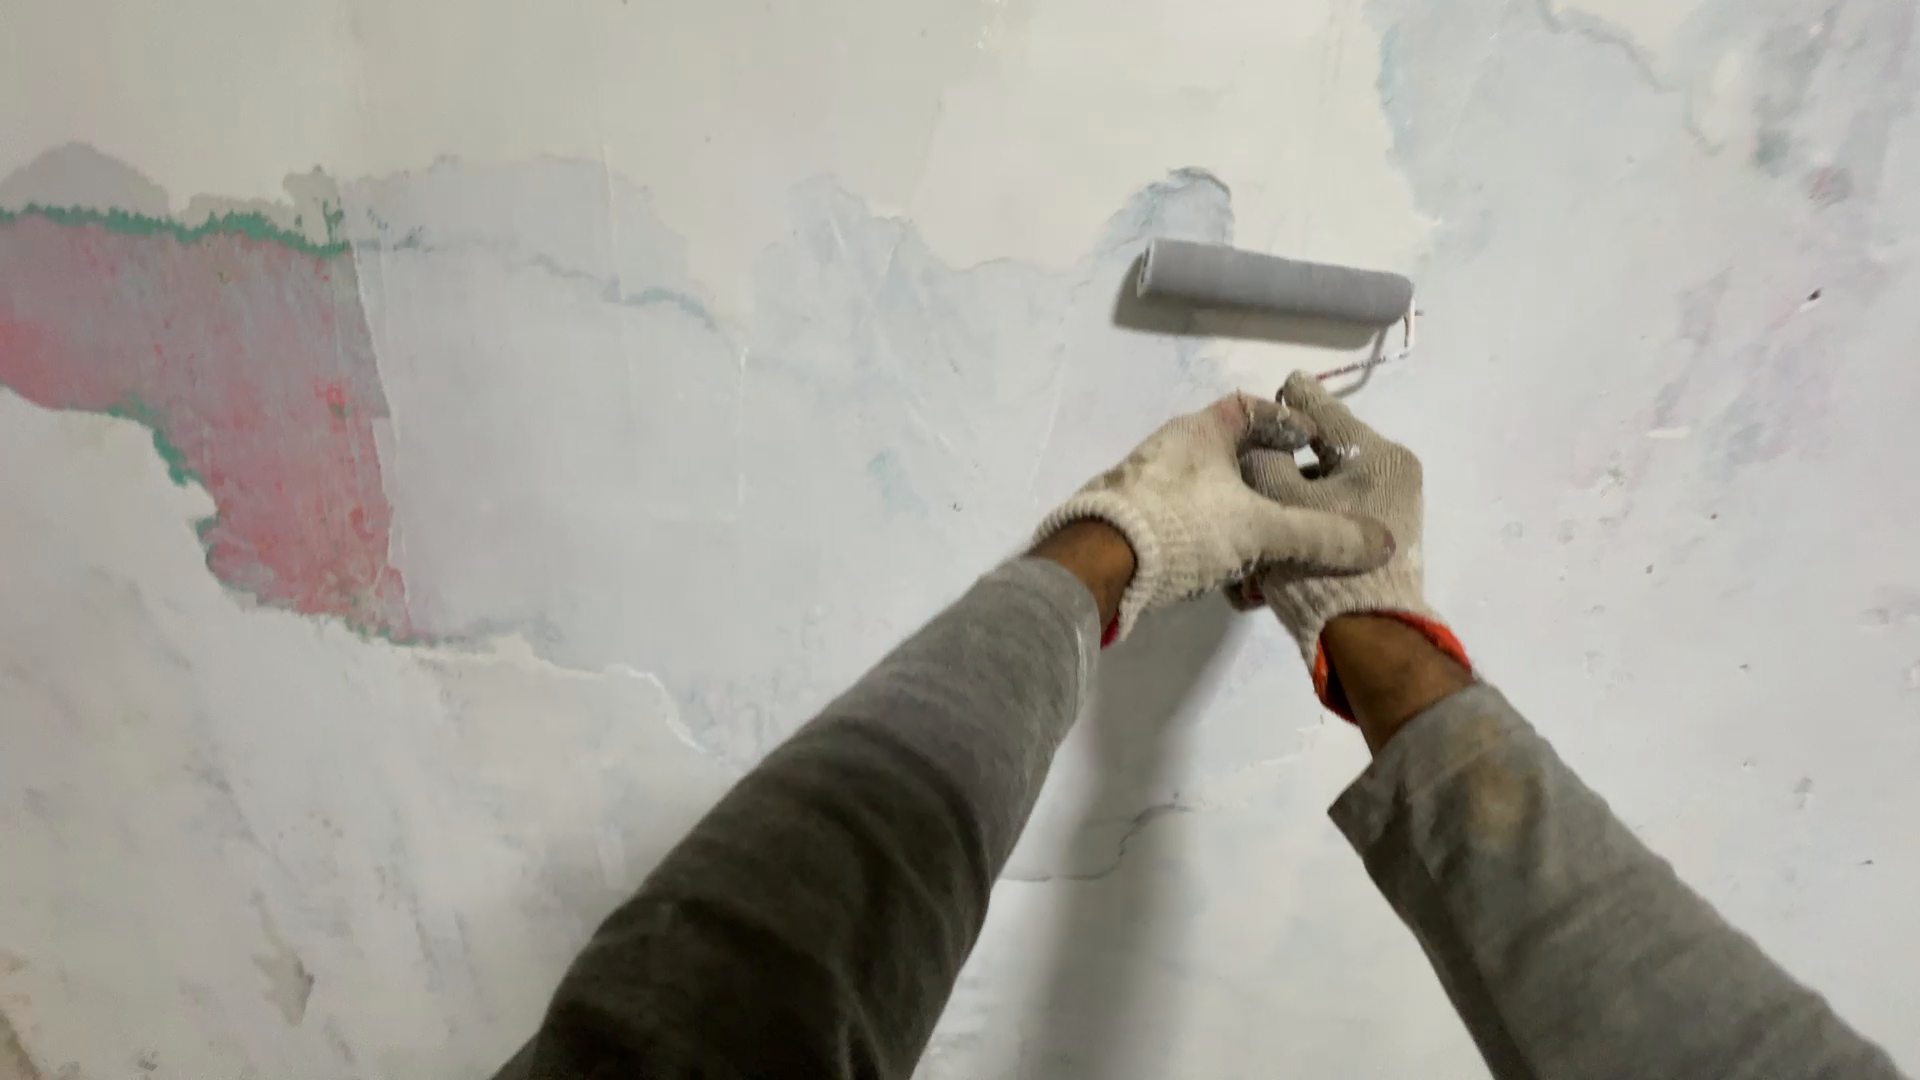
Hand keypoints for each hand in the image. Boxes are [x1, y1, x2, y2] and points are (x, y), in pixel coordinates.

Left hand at [1034, 391, 1394, 641]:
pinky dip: (1215, 551)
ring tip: (1273, 561)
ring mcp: (1147, 489)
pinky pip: (1187, 531)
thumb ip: (1320, 536)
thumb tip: (1383, 542)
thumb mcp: (1260, 530)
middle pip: (1231, 459)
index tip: (1313, 443)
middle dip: (1269, 488)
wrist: (1098, 566)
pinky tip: (1233, 586)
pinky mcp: (1133, 525)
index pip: (1248, 407)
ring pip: (1210, 502)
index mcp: (1198, 432)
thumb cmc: (1183, 526)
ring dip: (1244, 529)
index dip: (1285, 420)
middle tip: (1302, 510)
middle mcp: (1169, 452)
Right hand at [1232, 372, 1467, 716]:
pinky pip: (1332, 512)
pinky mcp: (1379, 537)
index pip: (1327, 413)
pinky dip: (1304, 516)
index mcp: (1378, 457)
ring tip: (1256, 504)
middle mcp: (1393, 476)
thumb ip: (1264, 458)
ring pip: (1324, 486)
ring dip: (1289, 493)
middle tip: (1252, 454)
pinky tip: (1276, 530)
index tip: (1284, 381)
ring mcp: (1391, 509)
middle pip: (1324, 453)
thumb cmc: (1318, 562)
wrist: (1363, 637)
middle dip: (1286, 457)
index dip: (1297, 398)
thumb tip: (1263, 439)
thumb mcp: (1277, 500)